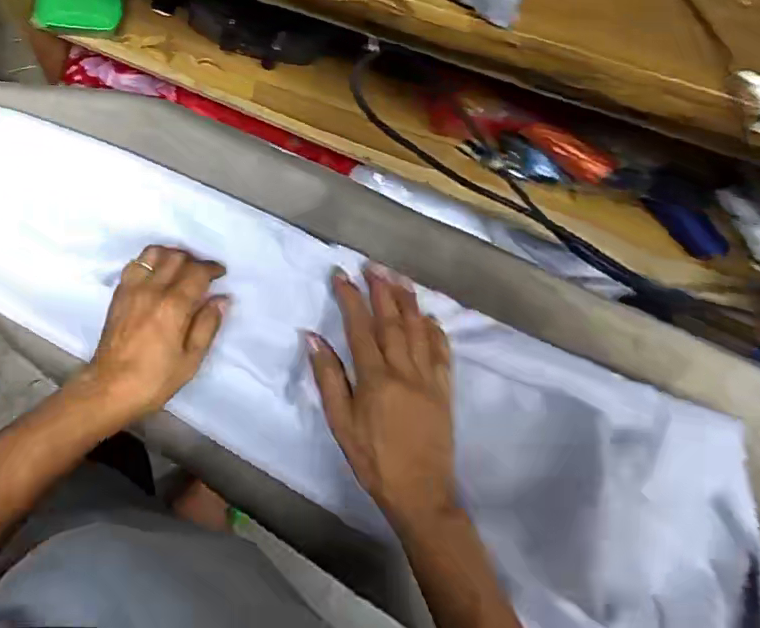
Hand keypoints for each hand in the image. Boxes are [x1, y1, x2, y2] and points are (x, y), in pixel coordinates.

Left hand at [76, 245, 229, 421]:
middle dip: (195, 260)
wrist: (109, 388)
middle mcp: (152, 289)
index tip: (220, 273)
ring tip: (180, 267)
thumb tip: (221, 299)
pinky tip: (157, 274)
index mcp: (173, 306)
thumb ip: (207, 325)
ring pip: (154, 253)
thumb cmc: (154, 379)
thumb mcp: (190, 360)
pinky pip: (136, 263)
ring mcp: (132, 288)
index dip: (212, 268)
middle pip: (177, 257)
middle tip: (203, 273)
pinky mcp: (119, 293)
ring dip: (171, 254)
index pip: (197, 272)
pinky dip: (150, 261)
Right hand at [307, 263, 459, 530]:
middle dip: (381, 289)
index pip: (360, 326)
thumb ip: (328, 378)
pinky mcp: (445, 389)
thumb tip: (313, 337)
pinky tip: (429, 317)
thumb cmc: (373, 460)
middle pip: (392, 320)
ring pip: (418, 329)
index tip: (341, 275)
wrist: (421, 494)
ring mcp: (429, 378)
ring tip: (398, 278)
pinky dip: (435, 330)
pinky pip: (442, 351)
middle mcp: (404, 370)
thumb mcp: (341, 423)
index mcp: (375, 378)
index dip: (350, 297)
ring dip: (408, 300)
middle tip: (372, 265)